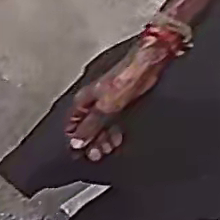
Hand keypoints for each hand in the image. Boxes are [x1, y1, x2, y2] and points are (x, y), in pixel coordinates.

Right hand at [65, 40, 169, 161]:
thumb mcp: (104, 108)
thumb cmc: (124, 78)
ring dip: (103, 139)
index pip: (72, 124)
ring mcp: (107, 104)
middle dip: (91, 142)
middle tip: (96, 154)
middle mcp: (93, 103)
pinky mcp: (121, 105)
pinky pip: (114, 124)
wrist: (147, 65)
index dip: (75, 139)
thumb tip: (76, 142)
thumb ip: (90, 126)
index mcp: (83, 101)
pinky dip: (114, 133)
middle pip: (87, 128)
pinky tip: (117, 140)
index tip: (80, 152)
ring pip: (101, 127)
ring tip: (107, 149)